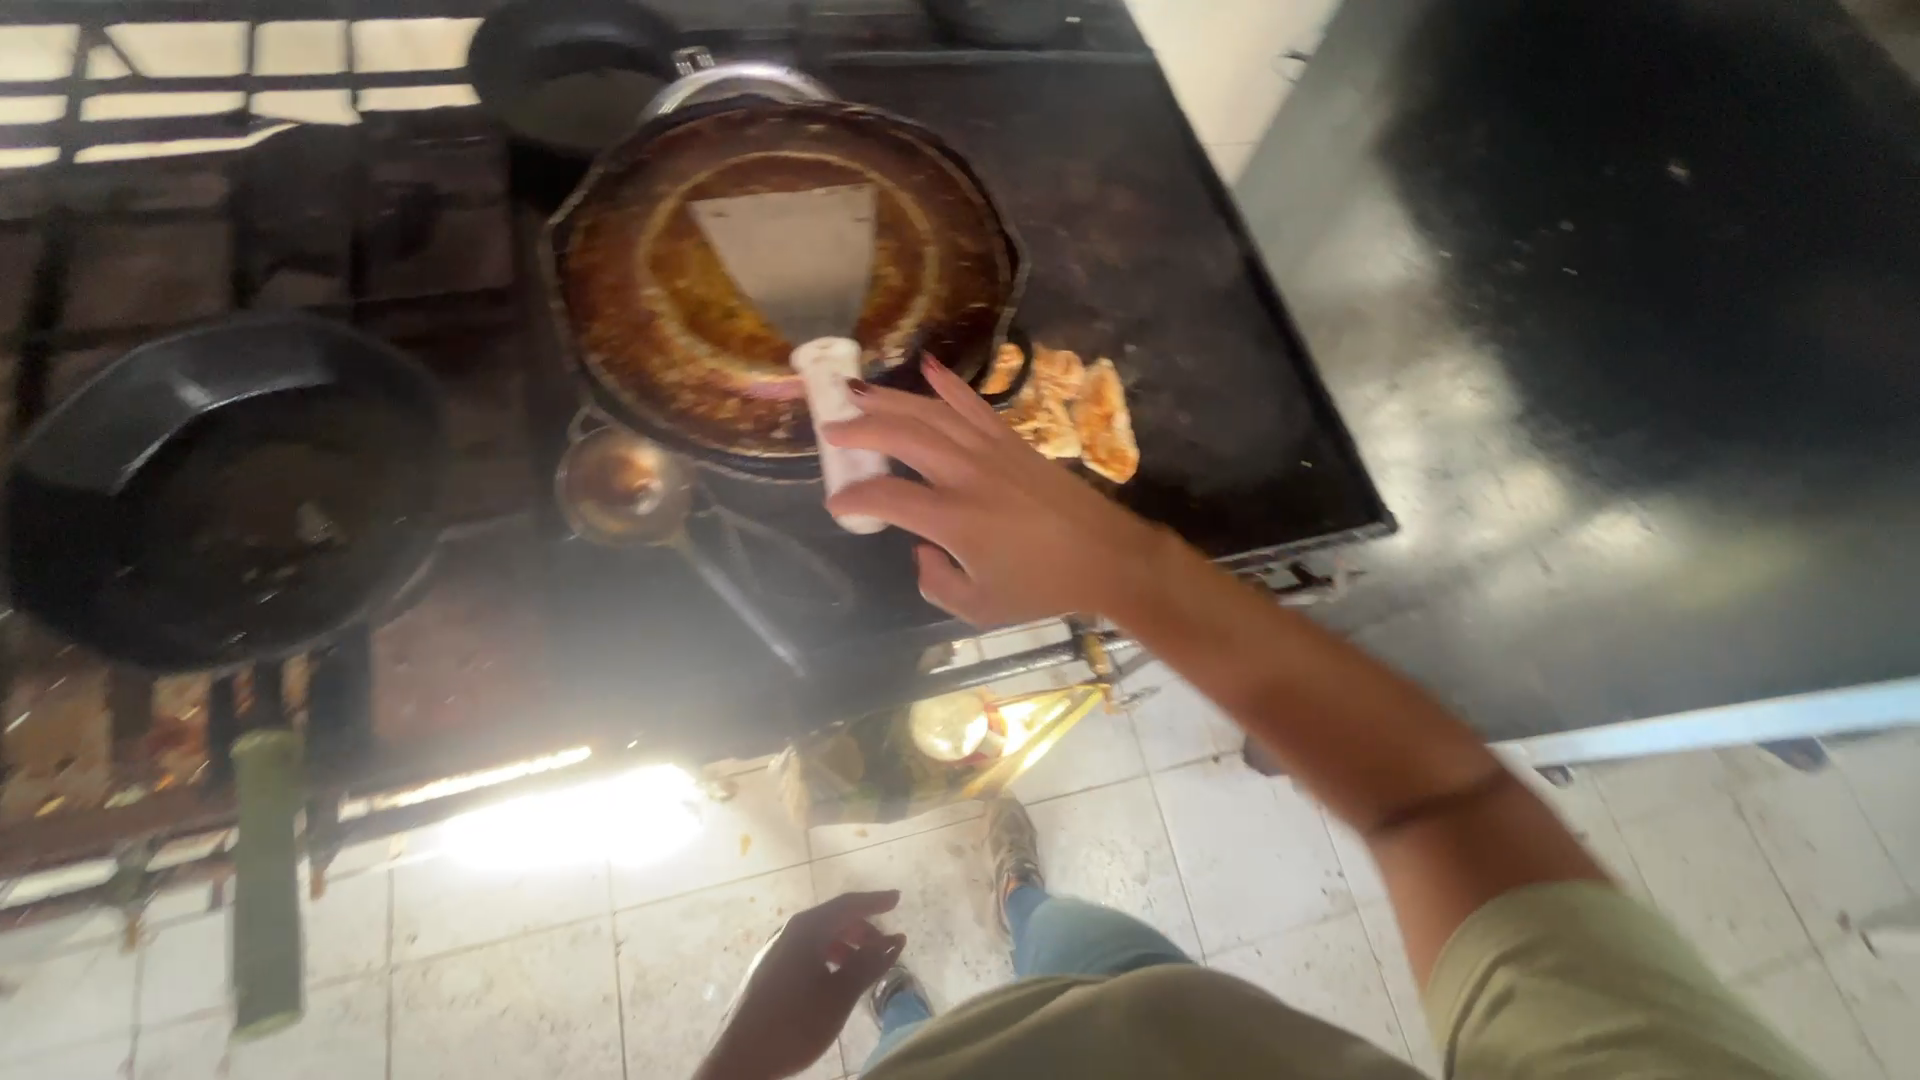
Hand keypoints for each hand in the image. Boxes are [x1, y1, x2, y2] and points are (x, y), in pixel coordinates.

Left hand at [697, 891, 905, 1079]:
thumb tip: (895, 940)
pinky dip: (829, 957)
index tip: (897, 899)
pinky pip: (807, 951)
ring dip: (847, 946)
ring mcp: (776, 950)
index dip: (875, 901)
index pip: (848, 904)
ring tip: (865, 969)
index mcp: (807, 929)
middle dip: (864, 930)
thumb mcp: (839, 996)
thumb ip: (869, 964)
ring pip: (820, 936)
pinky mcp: (768, 970)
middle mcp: (790, 931)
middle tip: (886, 949)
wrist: (737, 1060)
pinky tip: (835, 981)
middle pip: (834, 919)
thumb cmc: (793, 1025)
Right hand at [824, 356, 1168, 624]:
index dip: (854, 499)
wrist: (1106, 557)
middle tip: (831, 428)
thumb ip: (936, 584)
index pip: (888, 498)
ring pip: (933, 413)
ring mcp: (992, 451)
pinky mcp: (1014, 442)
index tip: (838, 503)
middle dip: (861, 430)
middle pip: (903, 438)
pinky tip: (927, 368)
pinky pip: (974, 406)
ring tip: (859, 393)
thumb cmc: (1042, 587)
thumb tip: (920, 552)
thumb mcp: (980, 608)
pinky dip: (948, 386)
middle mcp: (968, 475)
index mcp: (955, 519)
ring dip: (892, 400)